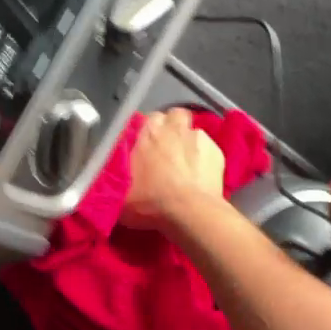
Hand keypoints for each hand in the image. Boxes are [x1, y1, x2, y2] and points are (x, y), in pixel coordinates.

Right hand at [123, 109, 225, 231]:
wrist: (189, 213)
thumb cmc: (150, 202)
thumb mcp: (120, 195)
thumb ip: (117, 178)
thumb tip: (113, 177)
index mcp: (148, 132)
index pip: (147, 119)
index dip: (147, 133)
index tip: (144, 148)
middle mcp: (174, 127)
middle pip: (173, 116)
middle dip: (170, 129)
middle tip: (166, 150)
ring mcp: (199, 137)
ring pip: (192, 131)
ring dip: (188, 143)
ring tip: (184, 164)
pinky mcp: (217, 152)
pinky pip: (208, 149)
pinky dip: (204, 159)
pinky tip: (200, 175)